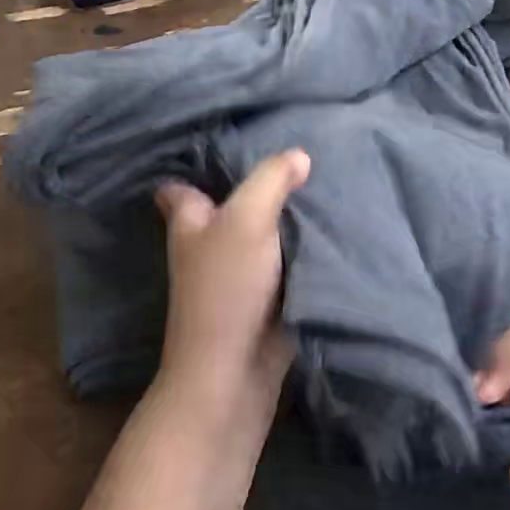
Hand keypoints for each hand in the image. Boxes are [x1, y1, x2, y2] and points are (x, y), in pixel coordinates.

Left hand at [153, 149, 310, 403]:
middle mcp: (207, 240)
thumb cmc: (228, 287)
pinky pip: (283, 257)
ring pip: (261, 229)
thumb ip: (271, 179)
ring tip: (320, 178)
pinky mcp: (263, 293)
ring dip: (284, 214)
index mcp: (189, 219)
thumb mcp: (247, 219)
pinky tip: (327, 224)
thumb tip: (300, 156)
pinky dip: (299, 245)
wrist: (235, 372)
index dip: (201, 162)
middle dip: (257, 181)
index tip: (238, 137)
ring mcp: (235, 269)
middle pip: (230, 200)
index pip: (183, 182)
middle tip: (296, 152)